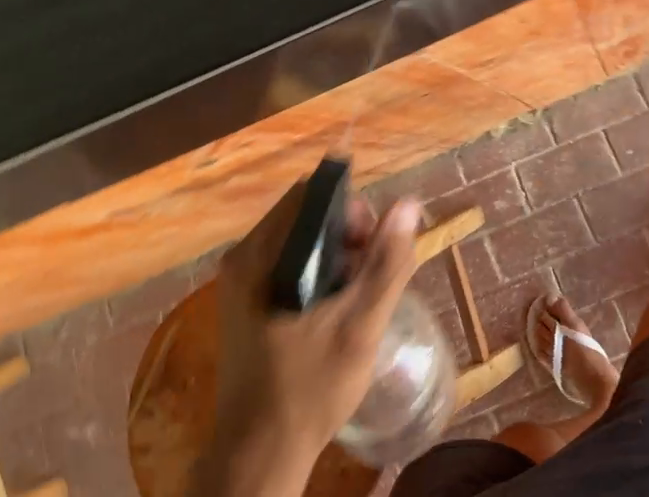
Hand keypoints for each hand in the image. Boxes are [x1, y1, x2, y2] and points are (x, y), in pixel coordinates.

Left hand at [204, 182, 421, 487]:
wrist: (258, 453)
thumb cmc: (310, 388)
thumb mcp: (360, 326)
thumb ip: (386, 264)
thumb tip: (408, 205)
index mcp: (262, 254)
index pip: (312, 194)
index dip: (351, 208)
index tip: (373, 243)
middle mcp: (244, 257)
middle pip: (305, 213)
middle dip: (346, 232)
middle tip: (369, 274)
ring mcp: (240, 280)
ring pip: (298, 238)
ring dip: (334, 253)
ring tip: (356, 294)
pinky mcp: (243, 301)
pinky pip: (286, 262)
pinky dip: (317, 270)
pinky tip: (334, 306)